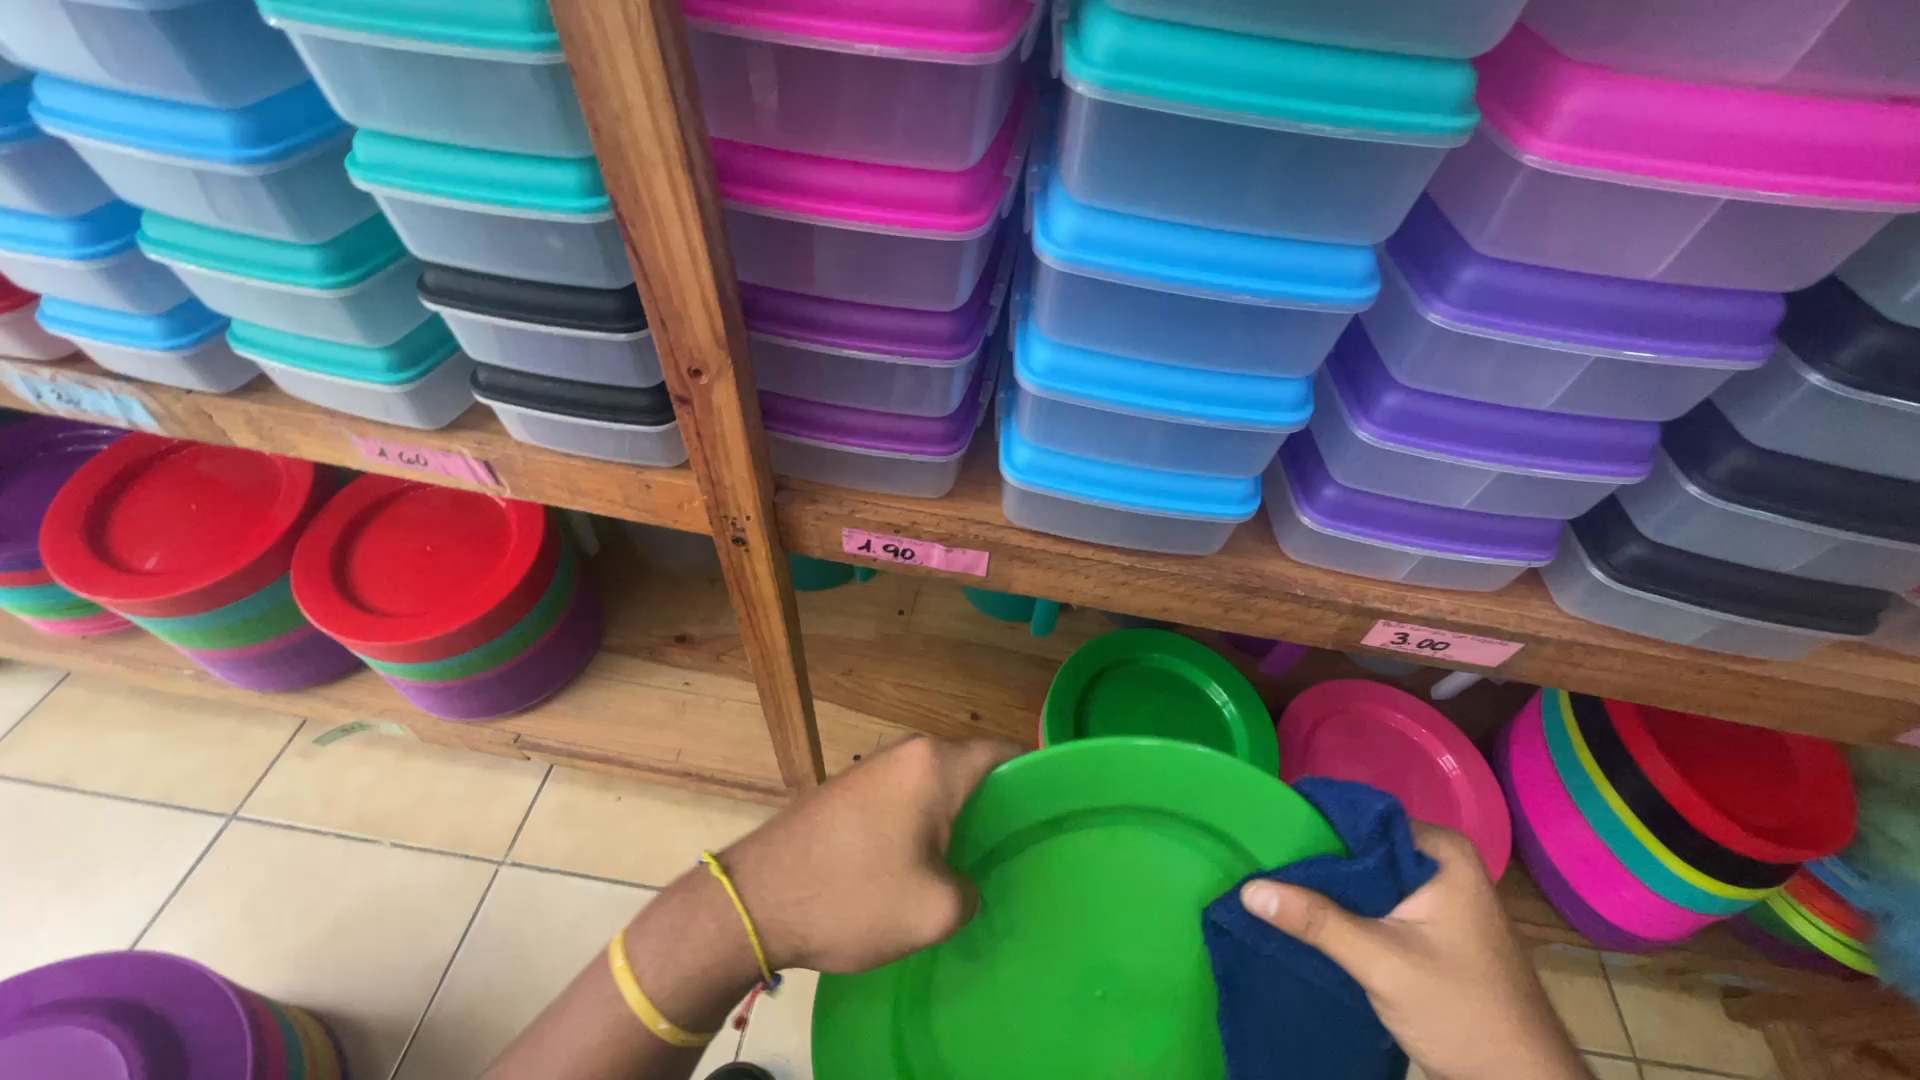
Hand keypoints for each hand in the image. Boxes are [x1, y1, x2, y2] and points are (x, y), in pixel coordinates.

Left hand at [723, 735, 1023, 973]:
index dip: (1036, 780)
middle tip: (1017, 851)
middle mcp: (906, 752)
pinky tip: (922, 866)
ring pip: (936, 787)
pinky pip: (905, 799)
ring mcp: (872, 769)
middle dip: (996, 807)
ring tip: (972, 865)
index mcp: (935, 764)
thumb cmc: (852, 896)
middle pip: (971, 770)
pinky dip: (923, 825)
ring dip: (955, 821)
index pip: (1007, 755)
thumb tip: (961, 882)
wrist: (755, 901)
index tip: (1050, 816)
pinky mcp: (848, 791)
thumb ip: (972, 891)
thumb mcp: (935, 910)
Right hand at [1240, 824, 1589, 1079]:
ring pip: (1360, 874)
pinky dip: (1338, 907)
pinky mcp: (1423, 922)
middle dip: (1311, 858)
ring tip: (1267, 884)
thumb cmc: (1463, 1014)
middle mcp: (1437, 860)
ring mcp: (1432, 893)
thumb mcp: (1383, 963)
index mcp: (1440, 851)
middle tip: (1255, 862)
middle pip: (1357, 845)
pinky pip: (1369, 898)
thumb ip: (1317, 922)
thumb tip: (1247, 888)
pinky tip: (1300, 914)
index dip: (1310, 824)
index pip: (1360, 817)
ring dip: (1322, 886)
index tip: (1262, 833)